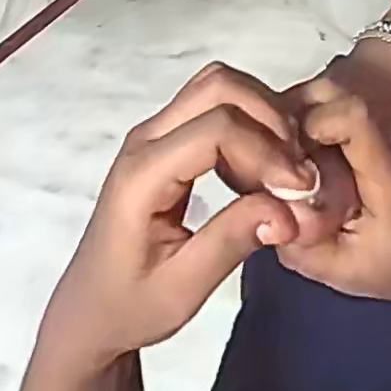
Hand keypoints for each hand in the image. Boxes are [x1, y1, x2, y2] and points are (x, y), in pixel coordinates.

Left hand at [22, 70, 313, 390]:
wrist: (90, 306)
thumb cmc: (130, 304)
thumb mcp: (181, 290)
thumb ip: (232, 241)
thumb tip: (291, 209)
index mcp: (142, 174)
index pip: (216, 129)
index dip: (265, 149)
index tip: (300, 187)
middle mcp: (146, 137)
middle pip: (217, 86)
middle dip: (268, 116)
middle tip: (297, 166)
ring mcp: (155, 129)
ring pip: (217, 83)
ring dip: (260, 111)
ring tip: (284, 162)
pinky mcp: (167, 132)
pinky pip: (214, 100)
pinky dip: (248, 116)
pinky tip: (262, 160)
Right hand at [274, 77, 390, 303]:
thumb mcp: (349, 274)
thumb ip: (301, 249)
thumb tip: (259, 210)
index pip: (353, 114)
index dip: (312, 123)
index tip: (292, 158)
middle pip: (332, 94)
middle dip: (295, 120)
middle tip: (285, 158)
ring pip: (330, 91)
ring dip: (303, 116)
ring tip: (295, 156)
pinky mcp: (387, 111)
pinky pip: (340, 100)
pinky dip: (316, 118)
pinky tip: (313, 152)